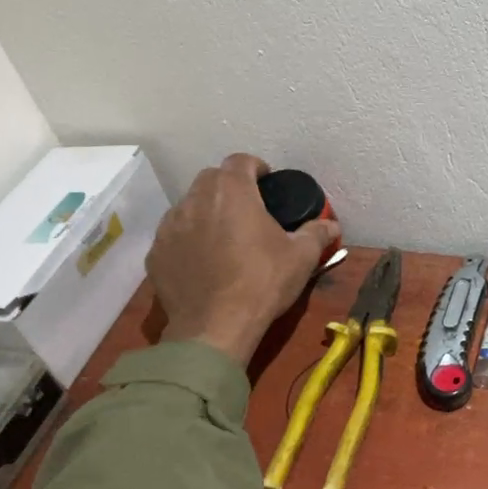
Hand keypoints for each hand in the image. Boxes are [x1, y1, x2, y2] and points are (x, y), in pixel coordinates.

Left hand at [148, 153, 339, 365]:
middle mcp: (195, 200)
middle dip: (230, 187)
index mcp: (232, 192)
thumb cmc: (263, 283)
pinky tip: (205, 262)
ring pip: (189, 205)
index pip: (241, 161)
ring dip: (208, 212)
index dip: (257, 168)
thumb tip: (332, 225)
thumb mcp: (302, 258)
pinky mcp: (156, 253)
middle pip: (211, 178)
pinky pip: (175, 235)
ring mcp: (169, 226)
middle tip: (250, 210)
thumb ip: (317, 233)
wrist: (213, 327)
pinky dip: (189, 239)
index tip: (269, 183)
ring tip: (226, 236)